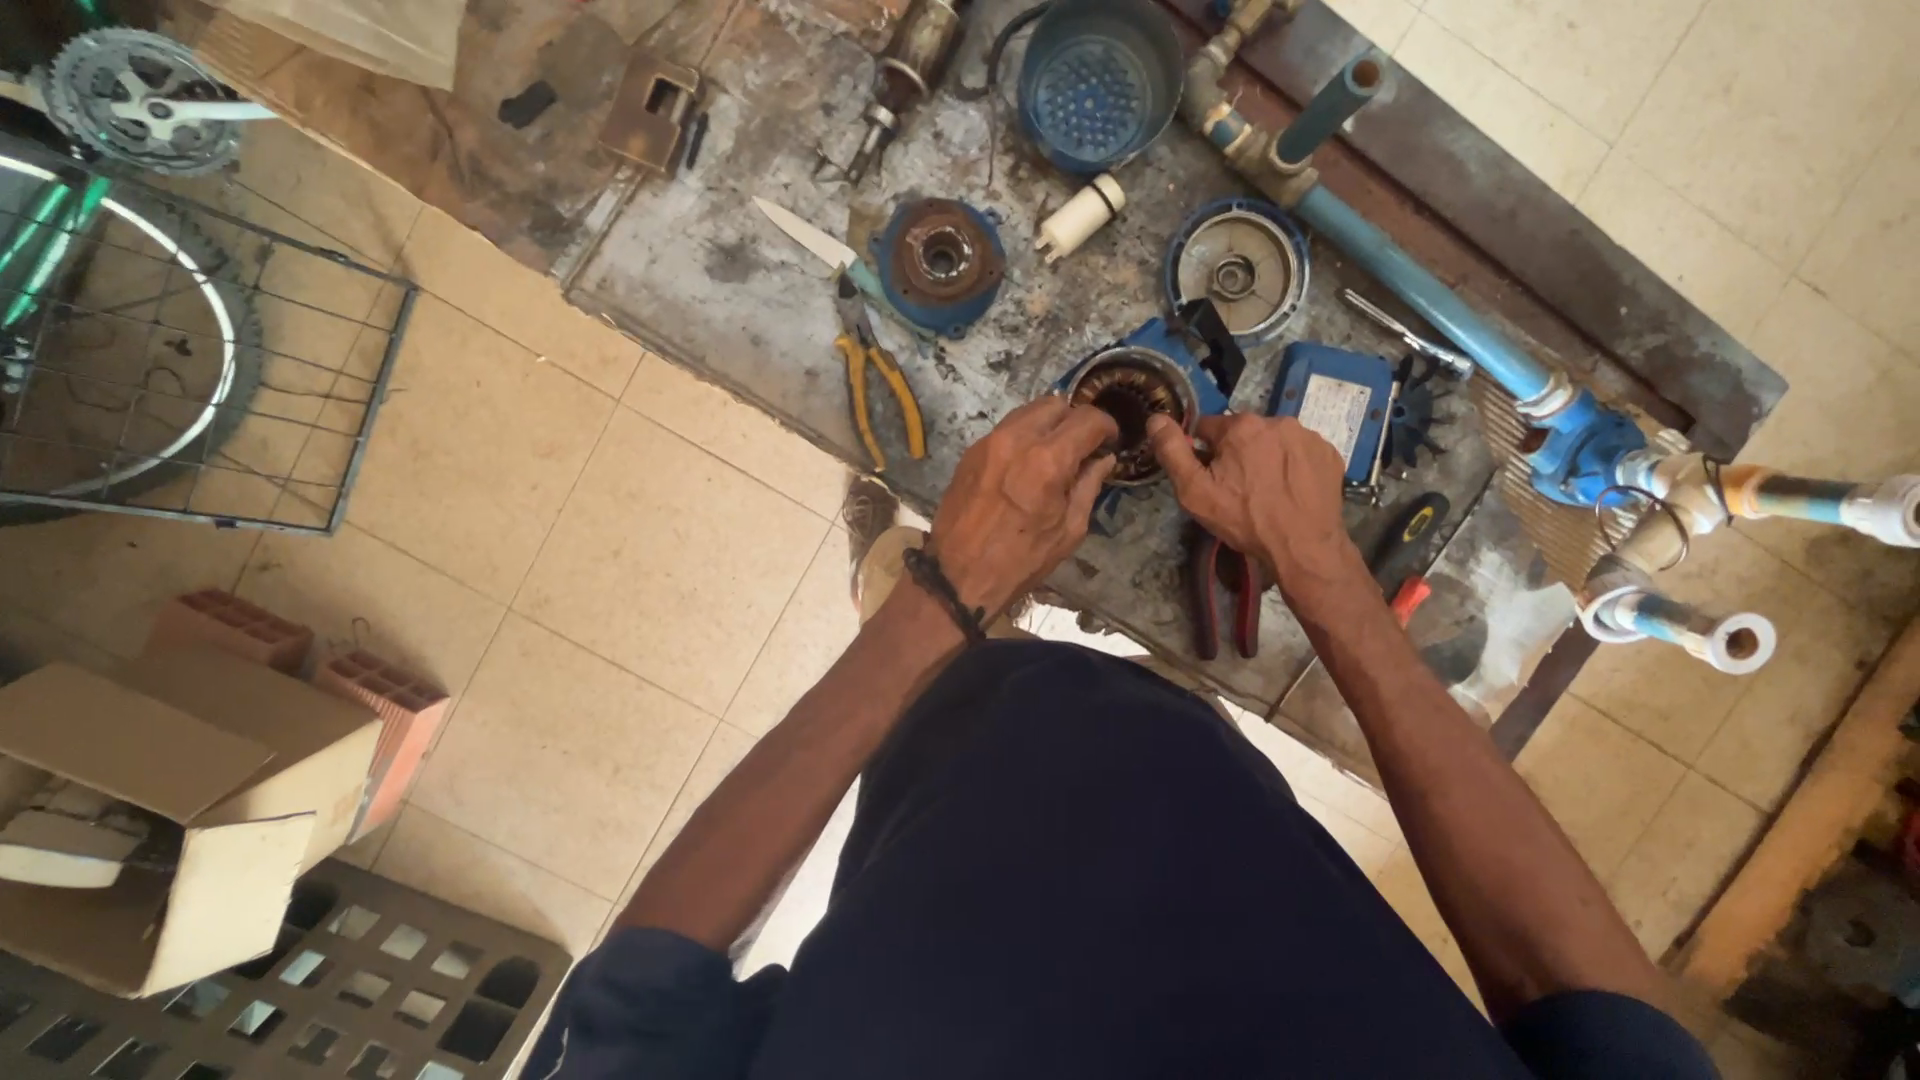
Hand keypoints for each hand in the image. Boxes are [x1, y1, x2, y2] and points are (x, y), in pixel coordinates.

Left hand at [926, 397, 1117, 618]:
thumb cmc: (1021, 560)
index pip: (1088, 419)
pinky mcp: (972, 451)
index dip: (1106, 426)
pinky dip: (1024, 435)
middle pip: (1056, 404)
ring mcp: (990, 442)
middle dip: (1075, 420)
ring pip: (1028, 411)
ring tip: (1054, 452)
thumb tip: (1103, 459)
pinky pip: (1006, 428)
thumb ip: (1089, 486)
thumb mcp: (1069, 529)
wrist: (959, 575)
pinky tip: (1026, 463)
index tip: (1109, 441)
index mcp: (1048, 461)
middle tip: (1081, 446)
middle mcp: (1017, 440)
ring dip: (1048, 424)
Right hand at [1147, 413, 1363, 594]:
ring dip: (1266, 458)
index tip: (1210, 479)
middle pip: (1243, 433)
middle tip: (1238, 489)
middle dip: (1236, 454)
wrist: (1303, 547)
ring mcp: (1308, 436)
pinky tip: (1290, 491)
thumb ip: (1172, 452)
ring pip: (1273, 441)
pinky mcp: (1329, 453)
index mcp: (1241, 427)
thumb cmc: (1244, 520)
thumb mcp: (1195, 492)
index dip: (1203, 453)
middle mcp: (1276, 421)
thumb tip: (1155, 418)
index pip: (1207, 428)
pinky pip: (1300, 453)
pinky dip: (1292, 466)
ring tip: (1267, 492)